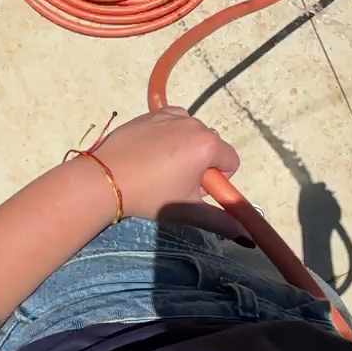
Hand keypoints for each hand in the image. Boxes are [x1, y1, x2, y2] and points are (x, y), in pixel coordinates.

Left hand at [86, 107, 239, 220]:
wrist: (106, 178)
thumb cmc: (150, 195)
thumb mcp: (187, 210)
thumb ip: (220, 221)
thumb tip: (245, 237)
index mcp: (208, 146)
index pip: (231, 161)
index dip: (217, 179)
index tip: (194, 189)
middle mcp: (194, 124)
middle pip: (211, 146)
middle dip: (200, 163)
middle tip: (174, 181)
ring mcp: (171, 115)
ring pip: (191, 133)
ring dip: (185, 147)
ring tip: (159, 167)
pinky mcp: (152, 113)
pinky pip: (172, 122)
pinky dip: (167, 134)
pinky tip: (149, 152)